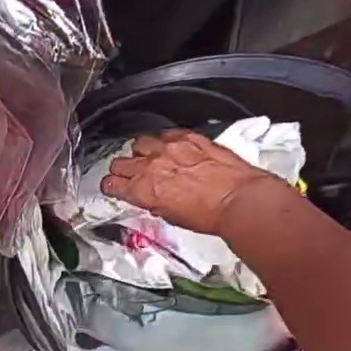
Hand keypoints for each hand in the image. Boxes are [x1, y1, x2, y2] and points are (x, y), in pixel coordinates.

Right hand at [100, 129, 297, 234]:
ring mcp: (170, 148)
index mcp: (143, 190)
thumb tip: (153, 199)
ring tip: (151, 158)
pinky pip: (167, 134)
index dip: (112, 186)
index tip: (114, 187)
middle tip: (129, 175)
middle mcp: (152, 165)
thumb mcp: (172, 217)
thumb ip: (155, 203)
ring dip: (142, 152)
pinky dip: (165, 141)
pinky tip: (172, 148)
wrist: (239, 200)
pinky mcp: (189, 137)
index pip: (112, 183)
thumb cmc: (209, 215)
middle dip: (123, 170)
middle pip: (121, 162)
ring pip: (140, 142)